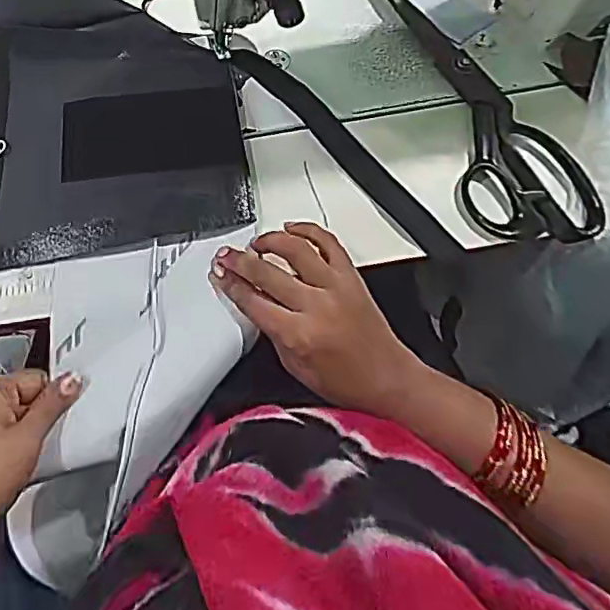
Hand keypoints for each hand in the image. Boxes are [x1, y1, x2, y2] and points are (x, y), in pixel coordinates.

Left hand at [0, 369, 83, 530]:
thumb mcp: (28, 437)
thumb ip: (53, 404)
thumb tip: (70, 379)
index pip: (38, 378)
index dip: (54, 400)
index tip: (61, 417)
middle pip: (31, 397)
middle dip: (42, 420)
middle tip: (37, 442)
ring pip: (23, 419)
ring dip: (32, 436)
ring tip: (25, 458)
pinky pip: (13, 435)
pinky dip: (22, 448)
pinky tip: (19, 465)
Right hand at [211, 222, 425, 414]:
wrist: (389, 380)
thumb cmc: (347, 381)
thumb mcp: (294, 366)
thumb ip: (271, 331)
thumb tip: (251, 302)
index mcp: (300, 335)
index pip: (253, 301)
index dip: (230, 284)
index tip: (220, 274)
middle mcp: (318, 306)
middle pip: (266, 272)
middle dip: (238, 260)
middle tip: (226, 255)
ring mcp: (336, 287)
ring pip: (295, 249)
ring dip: (269, 240)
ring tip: (256, 243)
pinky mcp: (351, 277)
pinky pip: (328, 242)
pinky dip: (307, 230)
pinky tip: (291, 229)